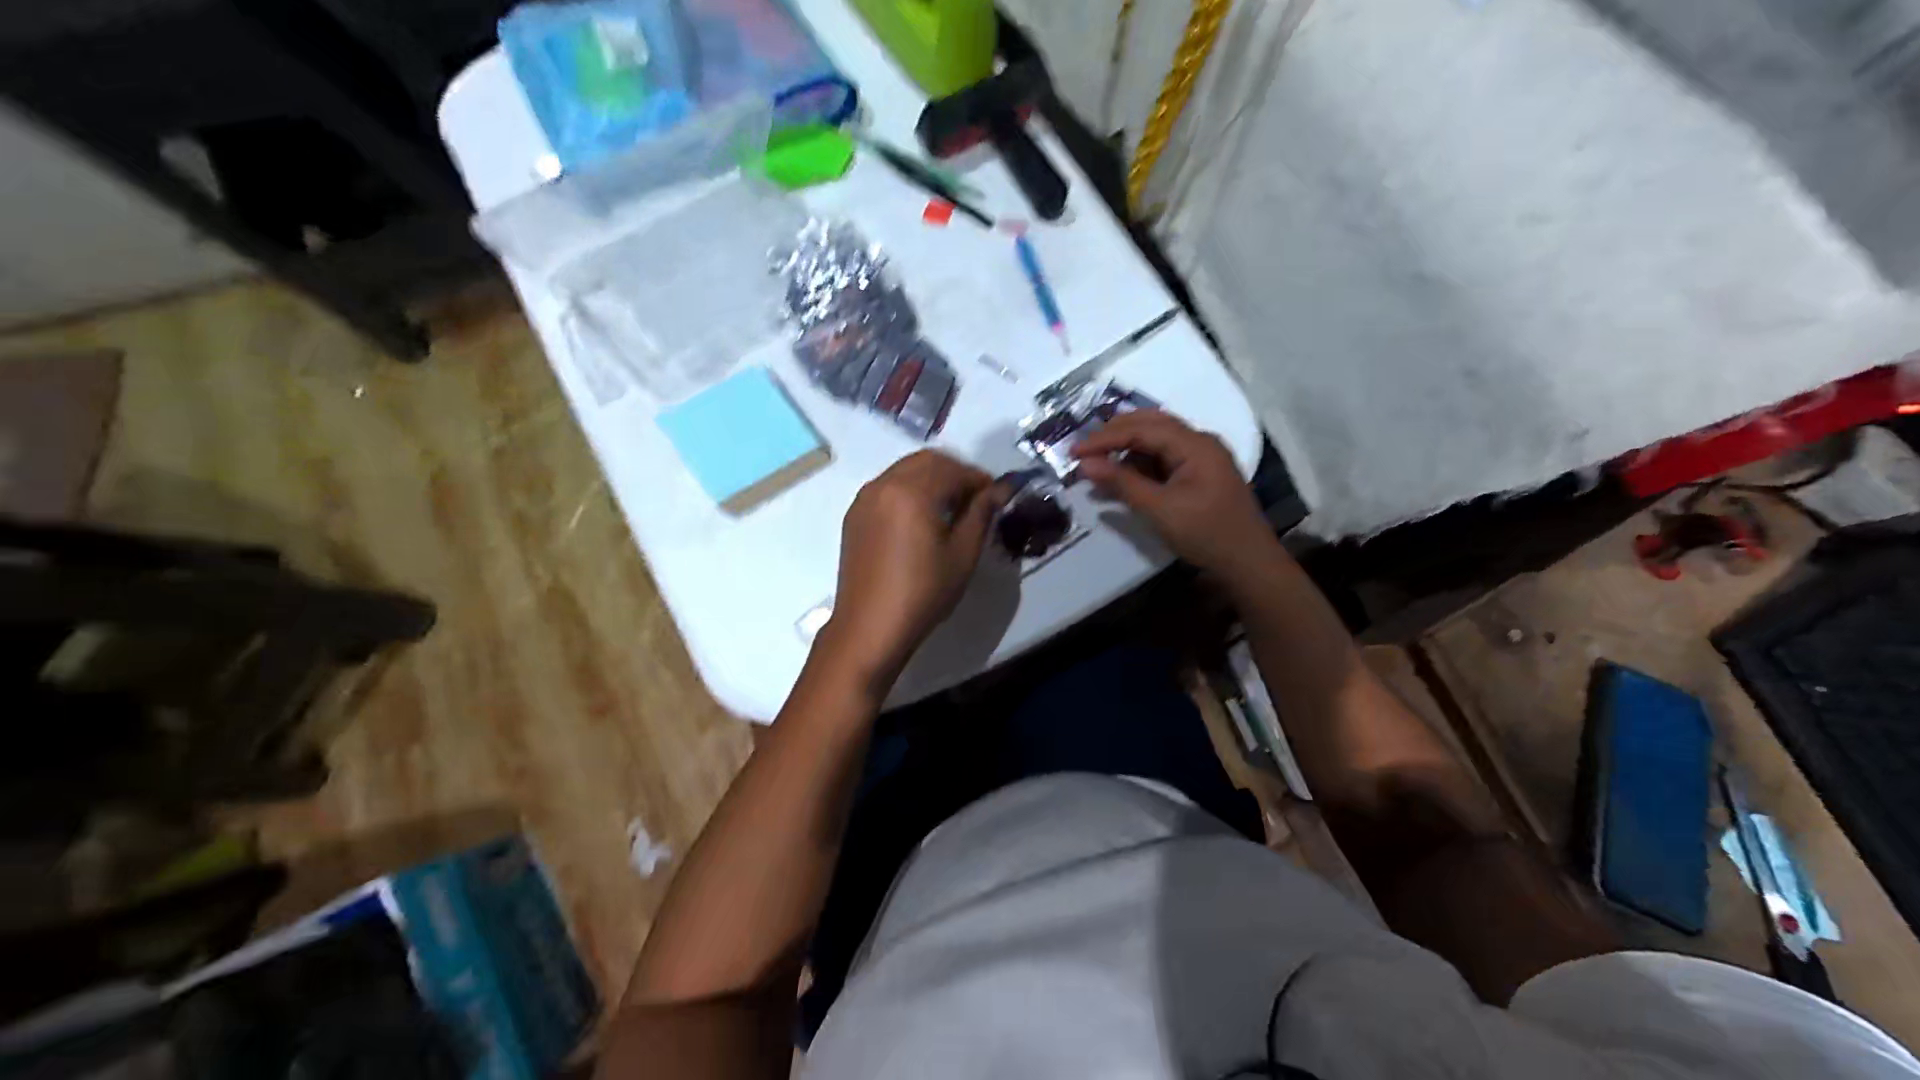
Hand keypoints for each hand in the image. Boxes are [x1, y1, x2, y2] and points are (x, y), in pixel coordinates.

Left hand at [818, 451, 1007, 689]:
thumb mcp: (963, 554)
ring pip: (904, 470)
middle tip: (976, 499)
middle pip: (927, 461)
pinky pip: (887, 487)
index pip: (954, 469)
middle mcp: (884, 484)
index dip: (980, 479)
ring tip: (951, 509)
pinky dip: (909, 490)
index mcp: (911, 491)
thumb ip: (981, 513)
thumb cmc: (923, 593)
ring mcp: (865, 499)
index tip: (997, 495)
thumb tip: (1000, 489)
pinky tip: (921, 518)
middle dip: (955, 472)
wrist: (870, 627)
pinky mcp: (854, 515)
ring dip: (932, 479)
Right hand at [1072, 409, 1276, 578]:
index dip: (1104, 438)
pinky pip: (1165, 456)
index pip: (1142, 429)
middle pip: (1151, 424)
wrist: (1248, 563)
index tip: (1074, 453)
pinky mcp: (1200, 473)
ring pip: (1157, 439)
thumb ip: (1122, 483)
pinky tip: (1122, 474)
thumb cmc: (1206, 535)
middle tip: (1082, 450)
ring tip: (1097, 460)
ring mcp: (1202, 457)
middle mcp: (1200, 442)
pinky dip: (1140, 461)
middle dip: (1114, 434)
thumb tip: (1085, 464)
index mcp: (1195, 444)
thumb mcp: (1159, 509)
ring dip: (1126, 447)